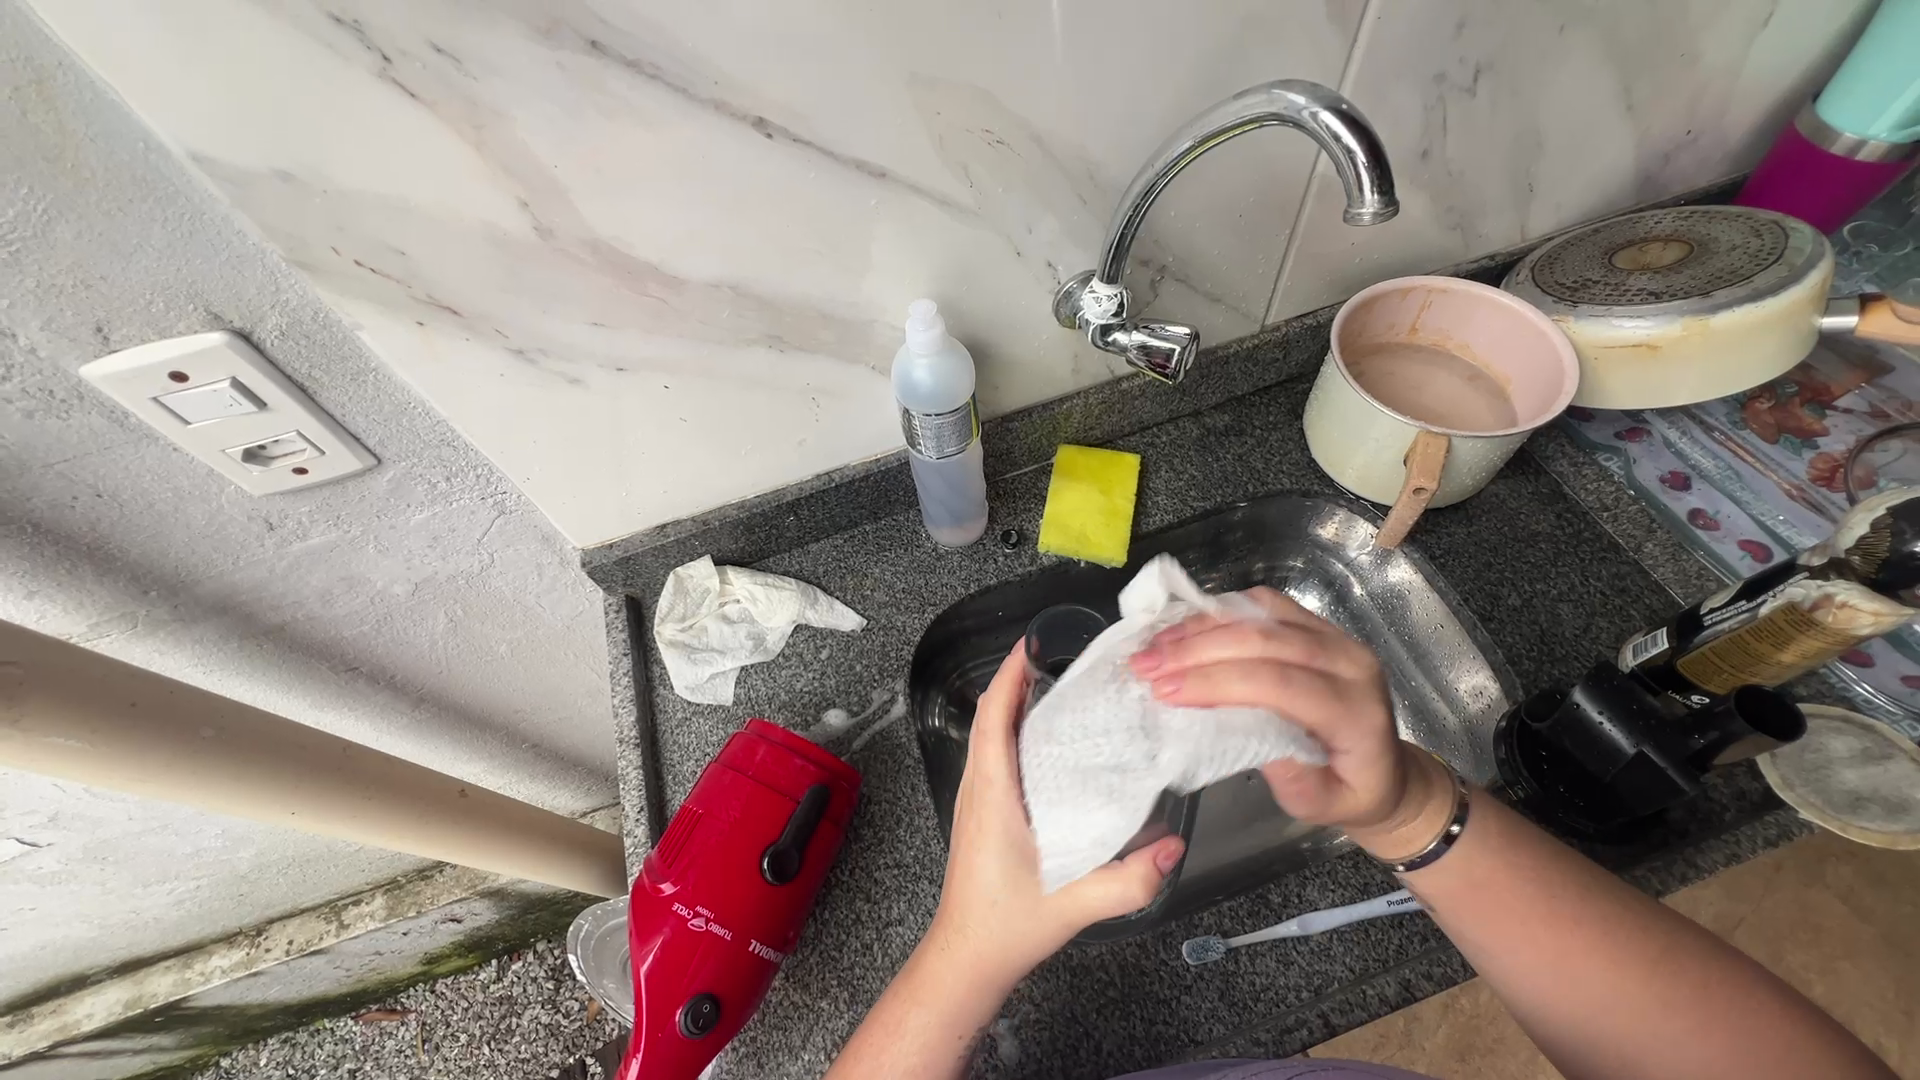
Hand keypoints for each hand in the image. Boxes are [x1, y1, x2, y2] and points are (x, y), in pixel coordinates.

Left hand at [926, 642, 1185, 988]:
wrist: (966, 958)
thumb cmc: (1004, 926)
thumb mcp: (1071, 904)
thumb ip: (1126, 882)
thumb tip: (1172, 847)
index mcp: (992, 794)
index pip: (993, 718)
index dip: (1008, 677)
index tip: (1029, 646)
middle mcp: (978, 788)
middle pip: (989, 718)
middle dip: (1016, 682)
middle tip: (1056, 659)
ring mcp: (976, 800)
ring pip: (988, 736)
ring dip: (1012, 706)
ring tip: (1053, 687)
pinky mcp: (981, 813)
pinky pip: (992, 757)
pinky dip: (1011, 733)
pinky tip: (1043, 741)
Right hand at [1128, 587, 1454, 860]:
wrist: (1387, 770)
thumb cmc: (1349, 791)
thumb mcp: (1324, 807)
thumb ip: (1293, 780)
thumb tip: (1243, 739)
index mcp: (1354, 709)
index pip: (1278, 684)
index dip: (1215, 682)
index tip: (1163, 691)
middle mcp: (1349, 661)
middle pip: (1263, 640)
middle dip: (1195, 650)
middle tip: (1144, 664)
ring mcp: (1333, 635)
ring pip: (1258, 614)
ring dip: (1199, 626)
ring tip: (1153, 644)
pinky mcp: (1315, 623)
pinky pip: (1262, 604)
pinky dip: (1218, 611)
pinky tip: (1183, 628)